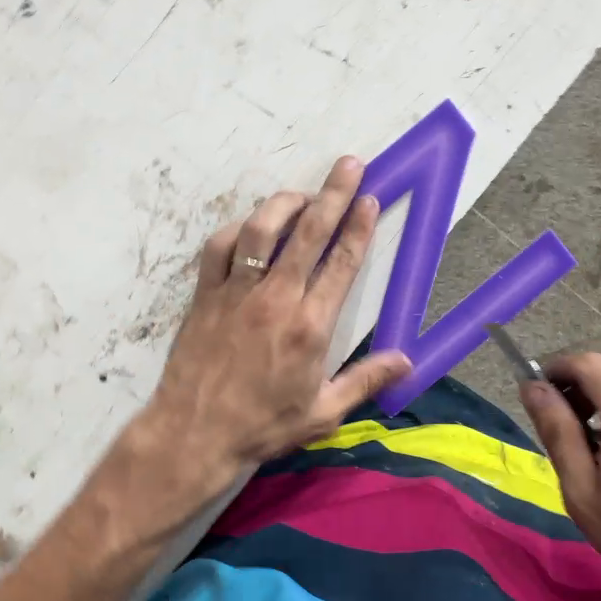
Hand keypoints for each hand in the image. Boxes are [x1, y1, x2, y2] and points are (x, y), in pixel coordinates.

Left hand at [141, 156, 410, 489]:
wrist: (194, 435)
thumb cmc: (263, 427)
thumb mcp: (324, 413)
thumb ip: (365, 380)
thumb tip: (406, 360)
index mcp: (311, 327)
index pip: (342, 264)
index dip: (359, 227)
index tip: (371, 199)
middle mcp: (276, 300)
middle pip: (308, 233)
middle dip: (332, 194)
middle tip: (349, 165)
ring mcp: (236, 293)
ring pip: (261, 230)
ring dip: (284, 203)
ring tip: (303, 192)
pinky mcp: (205, 296)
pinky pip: (220, 248)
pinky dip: (237, 229)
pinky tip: (251, 226)